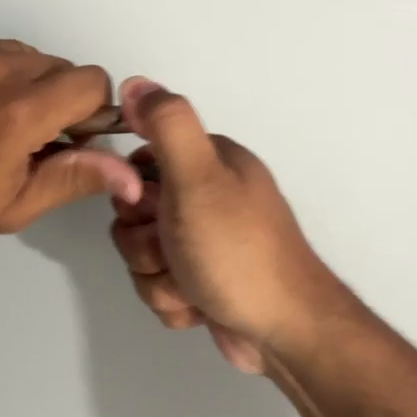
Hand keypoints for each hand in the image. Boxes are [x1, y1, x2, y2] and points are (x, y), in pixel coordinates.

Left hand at [0, 28, 141, 242]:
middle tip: (21, 130)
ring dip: (18, 79)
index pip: (92, 81)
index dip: (87, 108)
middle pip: (57, 65)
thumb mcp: (15, 204)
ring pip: (21, 52)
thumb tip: (130, 171)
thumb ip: (75, 177)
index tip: (65, 132)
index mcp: (22, 111)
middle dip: (52, 95)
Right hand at [109, 77, 341, 373]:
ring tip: (191, 284)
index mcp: (211, 164)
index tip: (149, 207)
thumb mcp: (199, 177)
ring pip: (143, 255)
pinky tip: (199, 305)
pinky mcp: (205, 283)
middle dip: (143, 242)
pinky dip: (173, 300)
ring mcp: (207, 243)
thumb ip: (166, 126)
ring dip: (158, 277)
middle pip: (134, 215)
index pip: (139, 163)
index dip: (132, 191)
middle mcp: (209, 198)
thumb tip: (136, 82)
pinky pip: (160, 286)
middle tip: (172, 249)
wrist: (284, 334)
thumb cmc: (238, 250)